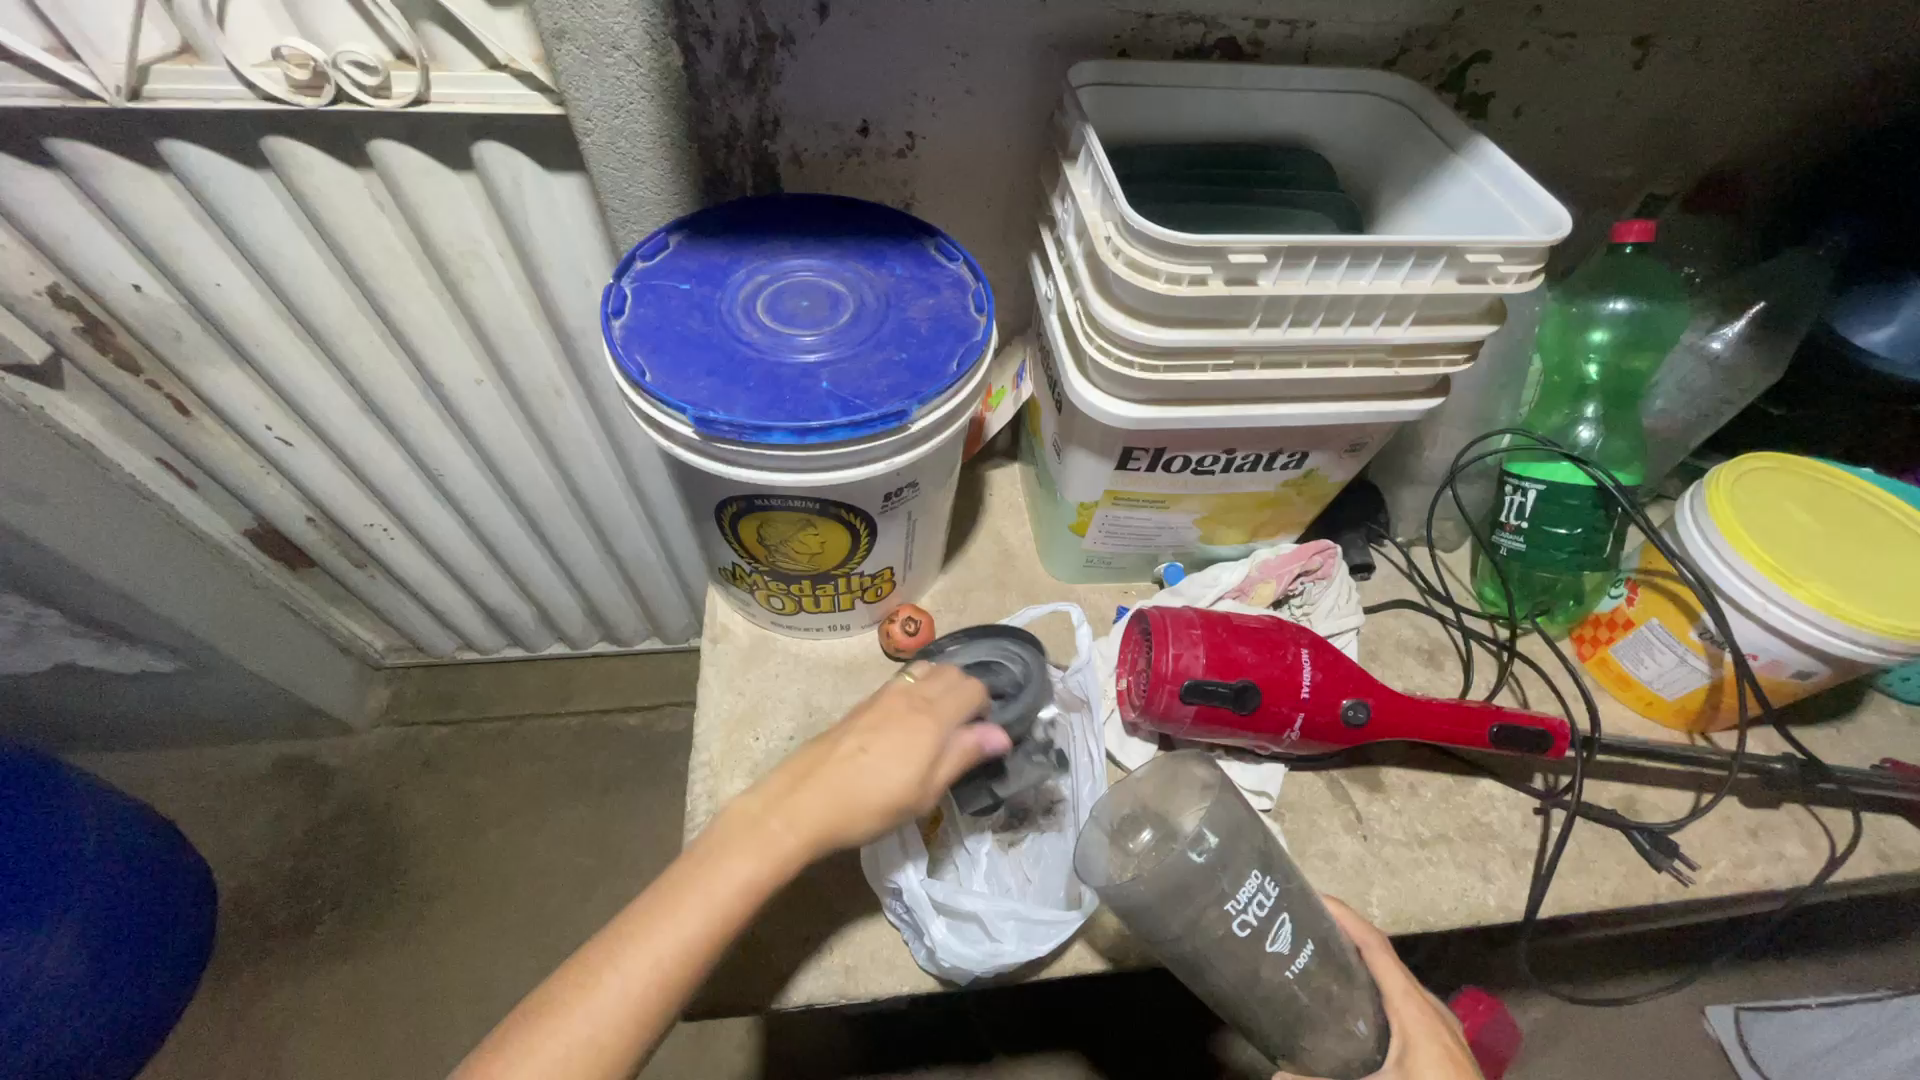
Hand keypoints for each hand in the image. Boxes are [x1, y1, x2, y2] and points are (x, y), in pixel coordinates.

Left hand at [732, 661, 1005, 864]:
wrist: (806, 800)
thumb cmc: (872, 804)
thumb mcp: (926, 792)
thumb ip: (963, 755)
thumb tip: (1001, 734)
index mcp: (932, 717)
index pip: (974, 688)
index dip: (986, 708)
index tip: (983, 737)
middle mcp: (911, 695)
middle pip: (952, 672)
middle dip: (967, 691)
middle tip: (964, 728)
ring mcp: (884, 694)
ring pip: (927, 669)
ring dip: (941, 685)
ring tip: (938, 721)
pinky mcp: (864, 702)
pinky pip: (903, 680)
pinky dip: (918, 688)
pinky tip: (908, 722)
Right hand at [1275, 898, 1483, 1079]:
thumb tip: (1275, 1075)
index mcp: (1413, 1008)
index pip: (1375, 945)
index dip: (1345, 916)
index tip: (1313, 897)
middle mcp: (1429, 1006)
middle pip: (1385, 956)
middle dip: (1347, 934)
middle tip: (1306, 928)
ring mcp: (1441, 1024)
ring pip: (1398, 979)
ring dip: (1365, 962)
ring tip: (1327, 960)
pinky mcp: (1445, 1041)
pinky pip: (1408, 999)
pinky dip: (1381, 987)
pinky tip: (1362, 1007)